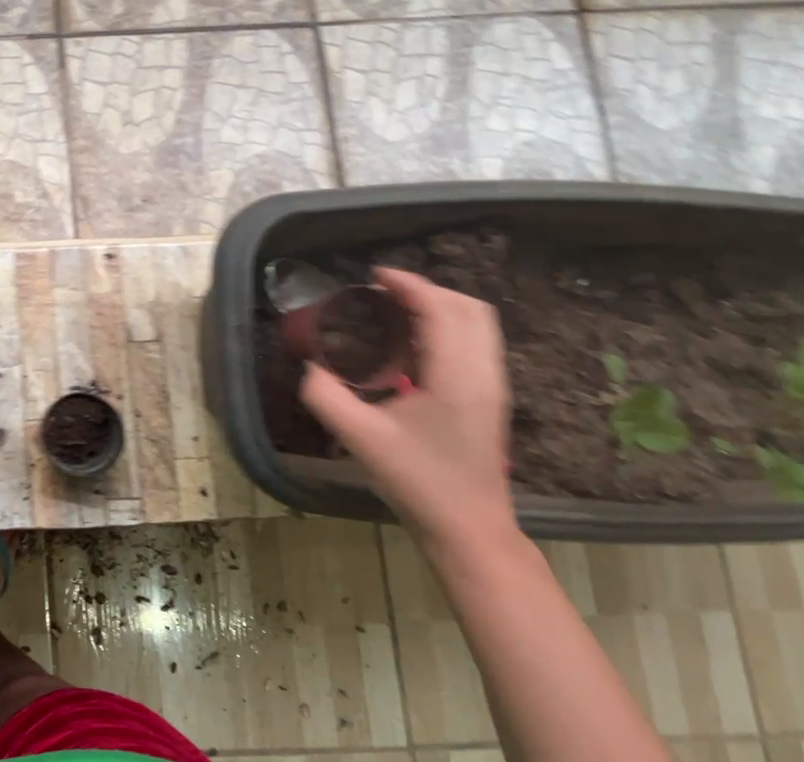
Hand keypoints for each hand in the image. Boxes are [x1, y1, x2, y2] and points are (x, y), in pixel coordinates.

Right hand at [299, 267, 513, 548]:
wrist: (467, 527)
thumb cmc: (417, 481)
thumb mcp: (360, 438)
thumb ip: (327, 396)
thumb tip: (311, 367)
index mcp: (456, 376)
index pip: (441, 310)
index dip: (409, 286)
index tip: (374, 277)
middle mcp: (483, 373)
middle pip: (469, 309)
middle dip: (427, 290)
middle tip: (383, 293)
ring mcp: (492, 387)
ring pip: (477, 325)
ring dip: (439, 308)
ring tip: (395, 312)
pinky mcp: (490, 400)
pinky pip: (475, 344)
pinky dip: (447, 328)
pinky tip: (412, 346)